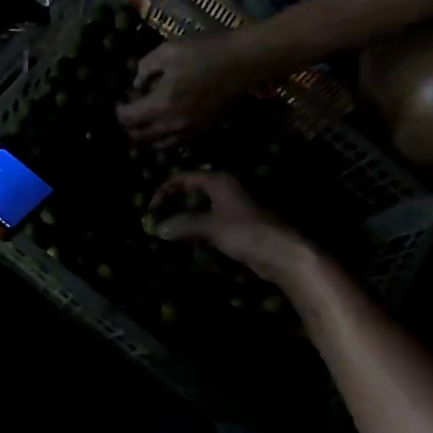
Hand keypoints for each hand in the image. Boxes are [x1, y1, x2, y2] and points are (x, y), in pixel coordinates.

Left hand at [117, 32, 275, 143]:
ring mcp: (189, 130)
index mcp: (160, 105)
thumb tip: (136, 85)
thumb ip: (144, 69)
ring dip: (145, 137)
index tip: (120, 102)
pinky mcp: (202, 130)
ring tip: (142, 124)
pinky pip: (176, 144)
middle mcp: (172, 124)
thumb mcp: (167, 51)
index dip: (119, 111)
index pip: (128, 119)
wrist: (245, 61)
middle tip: (128, 114)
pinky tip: (163, 128)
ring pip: (157, 145)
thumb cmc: (205, 52)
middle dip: (128, 127)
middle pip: (139, 137)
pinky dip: (163, 140)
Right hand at [151, 172, 313, 281]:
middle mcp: (224, 189)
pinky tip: (185, 240)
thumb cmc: (246, 232)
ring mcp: (229, 207)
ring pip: (198, 207)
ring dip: (182, 219)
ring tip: (166, 232)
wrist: (281, 253)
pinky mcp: (234, 224)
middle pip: (189, 191)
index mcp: (218, 182)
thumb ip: (183, 225)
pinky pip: (207, 221)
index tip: (152, 210)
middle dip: (171, 205)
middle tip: (156, 221)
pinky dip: (194, 229)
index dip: (164, 191)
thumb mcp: (210, 226)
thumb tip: (158, 229)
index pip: (182, 179)